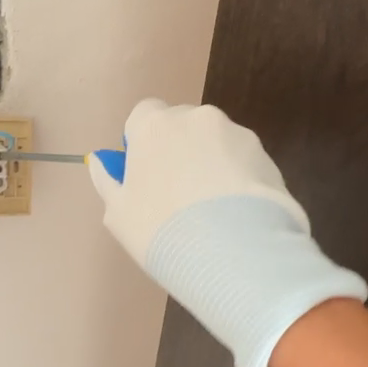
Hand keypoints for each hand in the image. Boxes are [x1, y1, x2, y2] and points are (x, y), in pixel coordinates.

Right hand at [87, 98, 366, 366]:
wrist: (232, 252)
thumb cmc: (160, 228)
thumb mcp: (118, 213)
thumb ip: (108, 181)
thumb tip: (100, 163)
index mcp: (153, 125)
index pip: (143, 114)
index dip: (142, 140)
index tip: (144, 170)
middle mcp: (195, 119)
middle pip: (182, 125)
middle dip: (179, 148)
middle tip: (176, 192)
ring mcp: (236, 135)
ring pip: (216, 143)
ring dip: (211, 163)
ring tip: (212, 210)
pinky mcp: (267, 157)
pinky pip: (243, 162)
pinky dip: (238, 179)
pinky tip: (235, 215)